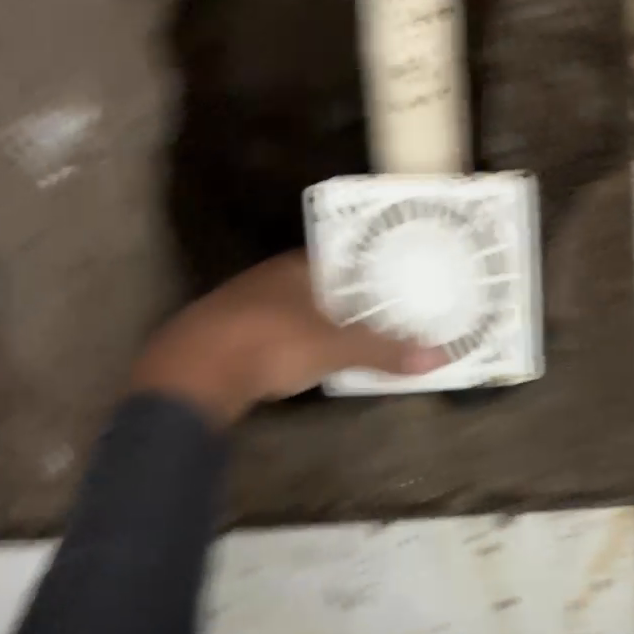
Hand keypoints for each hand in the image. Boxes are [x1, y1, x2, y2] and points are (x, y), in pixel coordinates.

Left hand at [129, 253, 445, 426]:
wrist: (193, 373)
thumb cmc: (269, 344)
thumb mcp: (335, 349)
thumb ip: (384, 352)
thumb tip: (440, 357)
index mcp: (297, 268)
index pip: (342, 259)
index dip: (369, 271)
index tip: (397, 284)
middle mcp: (271, 279)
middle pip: (321, 287)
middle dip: (350, 302)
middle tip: (387, 316)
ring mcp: (247, 307)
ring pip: (298, 311)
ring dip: (324, 325)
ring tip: (358, 340)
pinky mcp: (232, 337)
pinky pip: (279, 335)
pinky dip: (300, 345)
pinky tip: (312, 361)